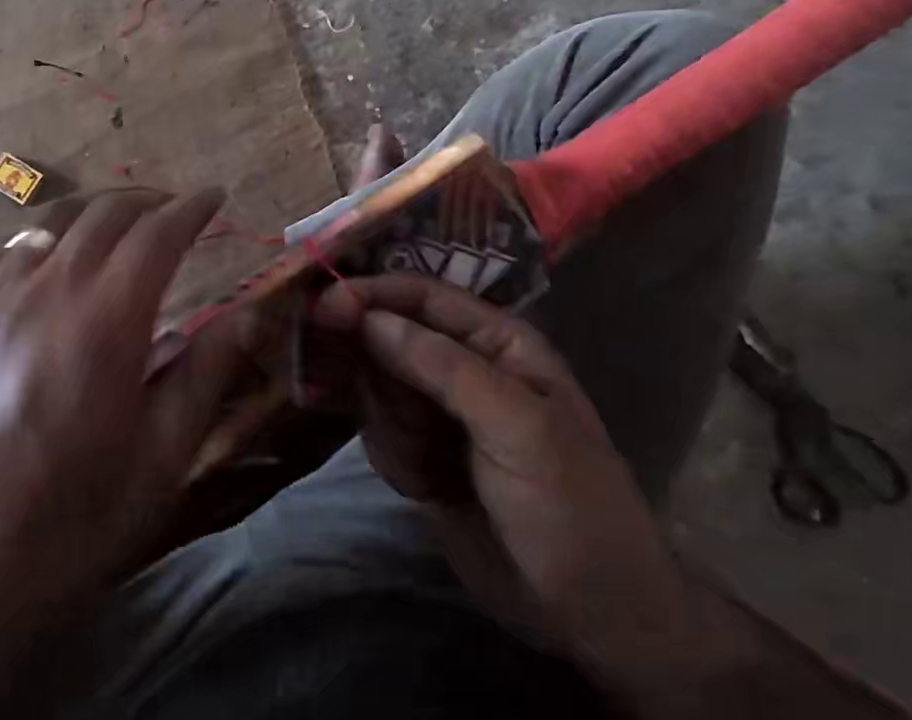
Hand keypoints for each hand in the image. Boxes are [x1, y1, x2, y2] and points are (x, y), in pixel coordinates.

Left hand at [0, 188, 257, 607]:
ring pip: (47, 226)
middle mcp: (44, 291)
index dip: (191, 208)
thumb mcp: (161, 456)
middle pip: (102, 215)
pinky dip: (37, 243)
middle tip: (174, 210)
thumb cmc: (71, 521)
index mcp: (104, 320)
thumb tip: (247, 313)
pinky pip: (0, 258)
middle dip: (146, 201)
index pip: (157, 234)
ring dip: (92, 215)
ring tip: (117, 228)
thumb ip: (205, 372)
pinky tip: (45, 263)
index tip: (214, 197)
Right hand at [311, 276, 695, 656]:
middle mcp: (462, 367)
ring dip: (391, 428)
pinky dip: (391, 458)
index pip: (421, 296)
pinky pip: (376, 432)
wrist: (589, 616)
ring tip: (429, 467)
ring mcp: (437, 411)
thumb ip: (442, 366)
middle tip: (403, 423)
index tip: (322, 309)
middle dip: (379, 377)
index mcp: (498, 343)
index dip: (370, 295)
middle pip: (386, 338)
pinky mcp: (418, 452)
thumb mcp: (518, 428)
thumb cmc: (571, 508)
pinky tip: (426, 488)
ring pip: (375, 389)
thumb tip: (367, 318)